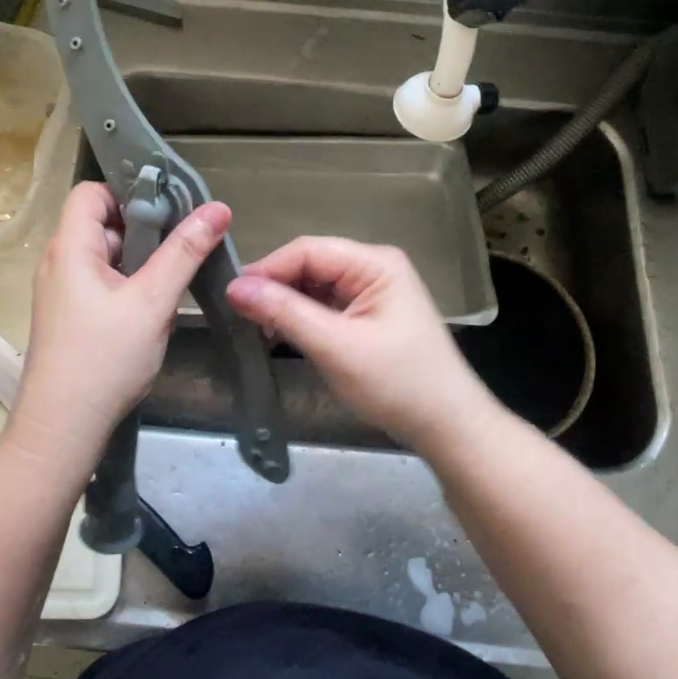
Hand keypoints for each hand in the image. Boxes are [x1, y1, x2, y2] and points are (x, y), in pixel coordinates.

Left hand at [9, 182, 230, 469]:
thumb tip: (218, 208)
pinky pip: (98, 282)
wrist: (61, 428)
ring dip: (138, 261)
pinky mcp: (66, 317)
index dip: (128, 192)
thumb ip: (184, 253)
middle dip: (142, 230)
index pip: (91, 192)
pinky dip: (126, 284)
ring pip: (103, 256)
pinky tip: (151, 309)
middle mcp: (57, 262)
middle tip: (180, 248)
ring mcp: (59, 292)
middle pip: (99, 223)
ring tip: (171, 280)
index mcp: (69, 248)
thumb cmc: (104, 359)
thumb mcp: (152, 302)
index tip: (168, 212)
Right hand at [227, 237, 488, 447]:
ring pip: (313, 287)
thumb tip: (235, 287)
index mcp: (375, 263)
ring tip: (253, 329)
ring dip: (284, 305)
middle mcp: (373, 269)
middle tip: (237, 315)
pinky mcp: (367, 317)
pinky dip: (299, 319)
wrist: (447, 427)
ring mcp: (371, 293)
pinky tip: (278, 337)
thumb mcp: (335, 347)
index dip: (267, 269)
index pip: (307, 250)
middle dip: (274, 287)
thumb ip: (284, 313)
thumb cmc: (397, 384)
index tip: (230, 295)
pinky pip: (323, 307)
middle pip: (309, 265)